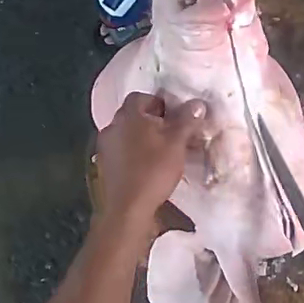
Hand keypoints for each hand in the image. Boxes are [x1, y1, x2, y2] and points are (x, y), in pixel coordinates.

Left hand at [90, 93, 206, 230]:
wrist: (129, 206)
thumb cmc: (154, 169)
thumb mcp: (178, 143)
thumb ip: (187, 120)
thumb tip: (198, 103)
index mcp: (129, 116)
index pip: (141, 97)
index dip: (160, 103)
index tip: (175, 117)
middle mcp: (112, 126)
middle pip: (134, 115)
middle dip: (153, 121)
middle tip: (173, 134)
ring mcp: (105, 146)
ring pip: (128, 133)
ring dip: (143, 137)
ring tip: (162, 151)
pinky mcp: (105, 164)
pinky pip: (123, 150)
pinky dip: (135, 152)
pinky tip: (148, 165)